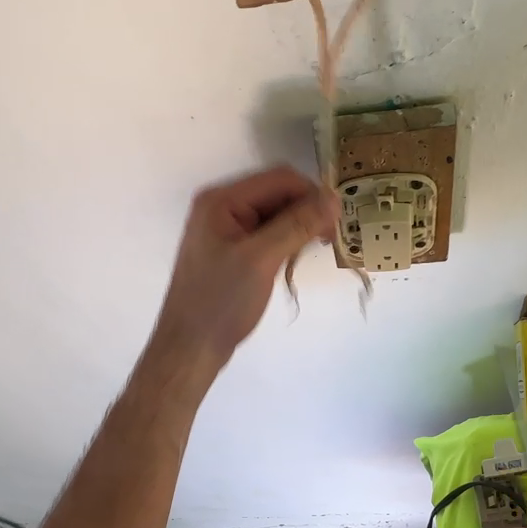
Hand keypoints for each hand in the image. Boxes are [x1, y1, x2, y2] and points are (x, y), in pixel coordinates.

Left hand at [150, 166, 336, 369]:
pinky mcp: (231, 253)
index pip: (279, 179)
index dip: (311, 194)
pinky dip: (285, 244)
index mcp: (221, 200)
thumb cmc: (220, 303)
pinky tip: (293, 261)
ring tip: (313, 251)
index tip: (336, 222)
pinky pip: (266, 236)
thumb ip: (297, 225)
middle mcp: (221, 208)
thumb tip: (333, 198)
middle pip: (277, 194)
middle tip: (328, 240)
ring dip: (298, 228)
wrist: (190, 348)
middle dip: (306, 211)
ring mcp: (225, 231)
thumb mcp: (261, 260)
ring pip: (274, 216)